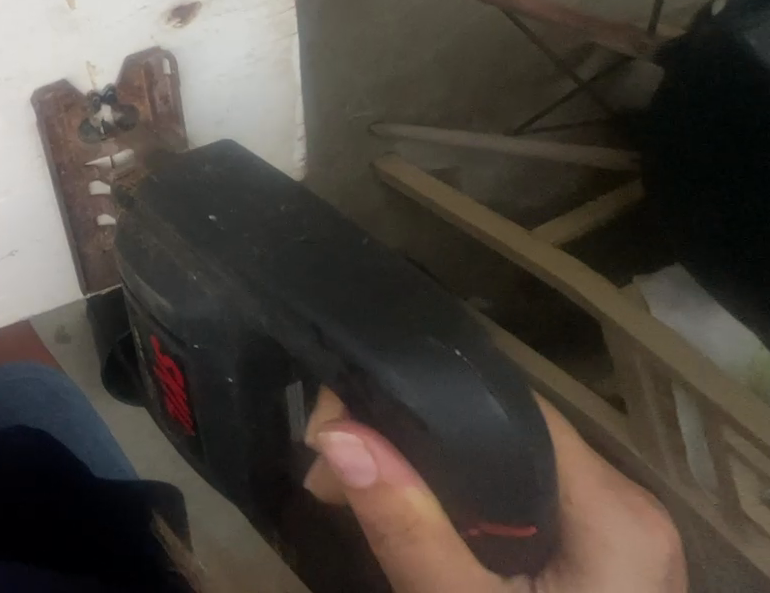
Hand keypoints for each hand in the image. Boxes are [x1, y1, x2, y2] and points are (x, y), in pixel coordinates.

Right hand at [304, 389, 686, 591]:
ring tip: (344, 495)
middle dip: (394, 439)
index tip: (334, 423)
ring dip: (408, 469)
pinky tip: (397, 517)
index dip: (409, 396)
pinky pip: (500, 492)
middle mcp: (620, 501)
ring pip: (485, 459)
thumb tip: (334, 431)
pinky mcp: (586, 549)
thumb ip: (408, 529)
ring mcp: (606, 527)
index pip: (500, 402)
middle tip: (326, 470)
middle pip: (485, 428)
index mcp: (613, 509)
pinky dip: (441, 497)